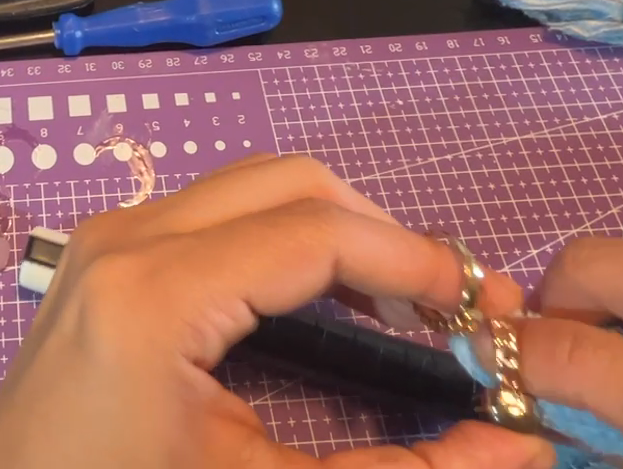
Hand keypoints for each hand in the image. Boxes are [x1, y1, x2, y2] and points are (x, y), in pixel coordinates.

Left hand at [0, 155, 553, 468]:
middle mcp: (128, 234)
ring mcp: (110, 230)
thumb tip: (515, 443)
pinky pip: (213, 209)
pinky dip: (280, 233)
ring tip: (394, 297)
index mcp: (156, 293)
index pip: (309, 231)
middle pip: (282, 180)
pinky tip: (316, 290)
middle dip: (374, 227)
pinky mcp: (107, 244)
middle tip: (441, 304)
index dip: (410, 257)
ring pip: (248, 184)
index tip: (483, 307)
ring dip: (329, 223)